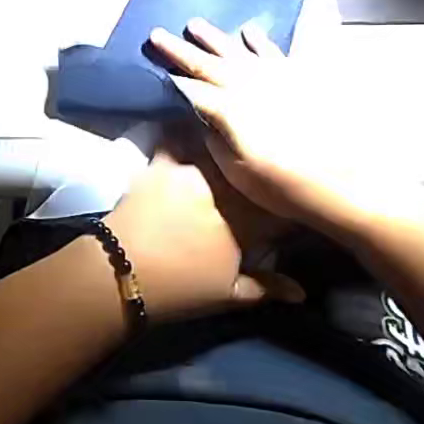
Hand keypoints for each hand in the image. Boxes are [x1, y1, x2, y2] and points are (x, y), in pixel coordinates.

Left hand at [102, 135, 300, 320]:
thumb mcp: (228, 295)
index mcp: (246, 222)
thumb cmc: (179, 289)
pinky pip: (177, 138)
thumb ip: (267, 287)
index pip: (278, 207)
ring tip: (232, 144)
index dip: (287, 204)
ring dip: (227, 148)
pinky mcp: (162, 163)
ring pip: (219, 149)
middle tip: (260, 174)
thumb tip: (302, 293)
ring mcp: (193, 172)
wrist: (121, 272)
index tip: (291, 204)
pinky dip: (183, 133)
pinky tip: (189, 129)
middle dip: (258, 173)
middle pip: (251, 172)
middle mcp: (225, 189)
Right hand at [145, 19, 423, 238]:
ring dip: (215, 38)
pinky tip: (251, 31)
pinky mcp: (297, 80)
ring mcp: (275, 79)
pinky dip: (260, 41)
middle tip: (158, 34)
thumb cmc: (281, 184)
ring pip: (237, 51)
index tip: (152, 65)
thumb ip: (214, 136)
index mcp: (229, 108)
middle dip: (182, 50)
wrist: (339, 182)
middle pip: (208, 64)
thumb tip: (200, 112)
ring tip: (196, 25)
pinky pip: (274, 52)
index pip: (191, 88)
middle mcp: (248, 86)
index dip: (170, 77)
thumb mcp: (236, 169)